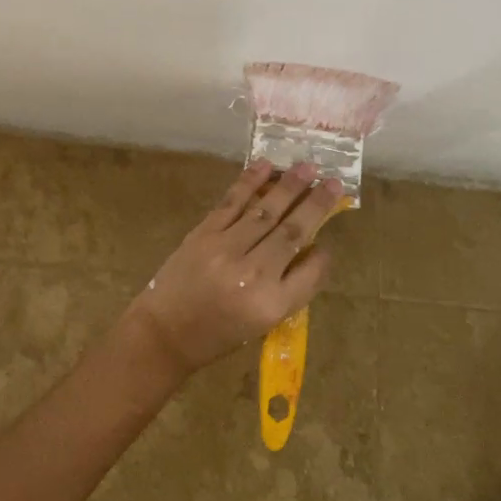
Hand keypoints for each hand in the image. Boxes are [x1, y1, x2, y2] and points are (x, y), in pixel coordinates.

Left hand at [122, 161, 340, 374]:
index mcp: (272, 304)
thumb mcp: (262, 324)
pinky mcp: (203, 234)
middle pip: (292, 231)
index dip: (324, 254)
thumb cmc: (218, 334)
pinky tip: (267, 166)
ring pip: (265, 211)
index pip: (311, 271)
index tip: (330, 239)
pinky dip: (250, 182)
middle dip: (316, 205)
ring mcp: (226, 249)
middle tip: (335, 182)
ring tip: (308, 167)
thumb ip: (289, 289)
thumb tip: (311, 252)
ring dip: (289, 186)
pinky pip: (232, 203)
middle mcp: (253, 274)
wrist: (165, 333)